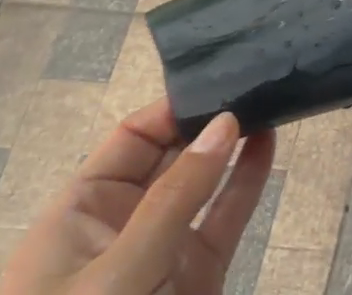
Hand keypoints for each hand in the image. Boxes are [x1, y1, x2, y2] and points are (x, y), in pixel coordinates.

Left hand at [0, 101, 274, 294]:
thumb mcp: (120, 269)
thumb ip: (175, 197)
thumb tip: (227, 122)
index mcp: (75, 219)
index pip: (127, 142)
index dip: (171, 109)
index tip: (223, 80)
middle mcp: (119, 225)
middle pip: (169, 155)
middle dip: (210, 120)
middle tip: (261, 80)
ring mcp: (162, 249)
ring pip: (205, 182)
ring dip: (237, 144)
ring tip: (276, 102)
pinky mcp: (197, 271)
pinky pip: (226, 214)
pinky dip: (249, 178)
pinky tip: (271, 144)